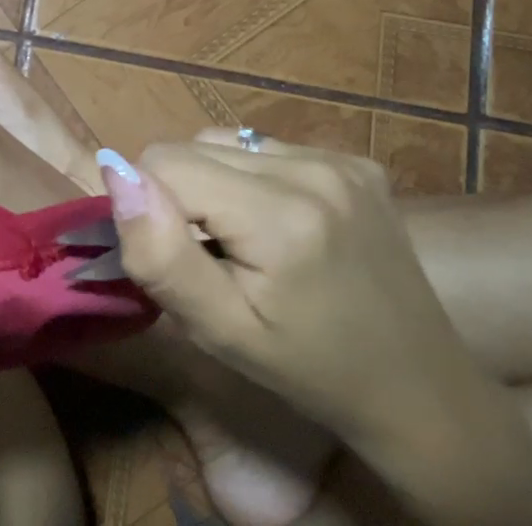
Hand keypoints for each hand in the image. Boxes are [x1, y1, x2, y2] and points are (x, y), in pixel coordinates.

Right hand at [97, 133, 491, 442]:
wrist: (417, 388)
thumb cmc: (306, 370)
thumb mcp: (219, 330)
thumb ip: (161, 253)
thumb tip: (114, 171)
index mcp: (281, 214)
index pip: (164, 163)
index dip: (152, 209)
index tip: (178, 260)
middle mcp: (313, 168)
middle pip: (192, 147)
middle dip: (180, 196)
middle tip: (211, 260)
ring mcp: (340, 159)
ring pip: (223, 142)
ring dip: (212, 185)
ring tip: (243, 243)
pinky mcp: (355, 161)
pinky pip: (264, 148)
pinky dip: (250, 180)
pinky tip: (279, 228)